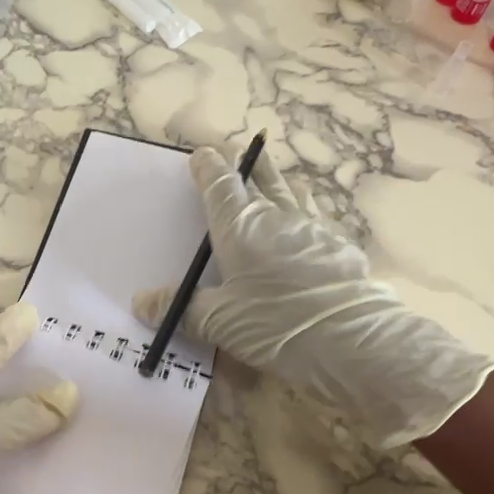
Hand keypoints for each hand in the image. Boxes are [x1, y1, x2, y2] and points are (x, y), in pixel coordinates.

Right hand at [134, 147, 493, 448]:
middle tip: (236, 154)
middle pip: (260, 177)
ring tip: (273, 178)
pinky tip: (305, 226)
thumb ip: (179, 309)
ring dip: (278, 181)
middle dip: (245, 164)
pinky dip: (303, 213)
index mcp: (240, 226)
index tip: (201, 154)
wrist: (353, 340)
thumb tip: (141, 302)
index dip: (208, 166)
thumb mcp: (218, 322)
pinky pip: (315, 217)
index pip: (220, 183)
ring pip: (292, 191)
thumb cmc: (276, 323)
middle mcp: (276, 216)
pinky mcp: (339, 246)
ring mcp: (312, 228)